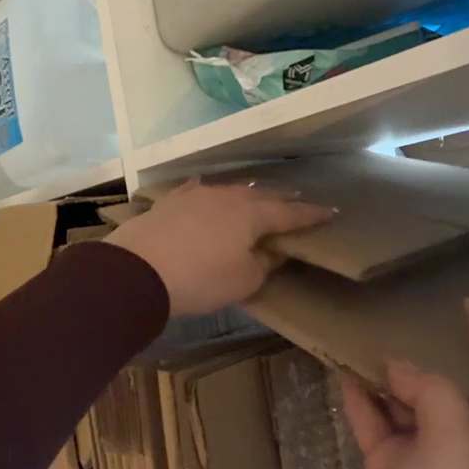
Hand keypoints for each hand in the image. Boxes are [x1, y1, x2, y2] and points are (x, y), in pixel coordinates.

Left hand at [105, 179, 331, 315]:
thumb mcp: (244, 280)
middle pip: (260, 196)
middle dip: (280, 199)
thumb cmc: (200, 279)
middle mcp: (227, 197)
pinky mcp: (168, 203)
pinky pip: (194, 191)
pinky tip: (204, 188)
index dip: (311, 215)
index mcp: (253, 214)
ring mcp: (195, 196)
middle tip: (296, 201)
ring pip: (229, 190)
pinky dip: (206, 192)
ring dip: (246, 194)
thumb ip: (264, 264)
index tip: (330, 212)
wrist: (138, 270)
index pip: (290, 213)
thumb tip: (274, 251)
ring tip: (256, 195)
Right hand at [340, 299, 468, 468]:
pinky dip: (362, 399)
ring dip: (392, 373)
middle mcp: (468, 444)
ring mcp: (426, 457)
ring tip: (364, 338)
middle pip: (459, 386)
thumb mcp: (454, 448)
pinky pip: (376, 423)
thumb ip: (435, 394)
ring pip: (412, 401)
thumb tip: (402, 365)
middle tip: (404, 318)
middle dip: (437, 353)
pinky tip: (341, 375)